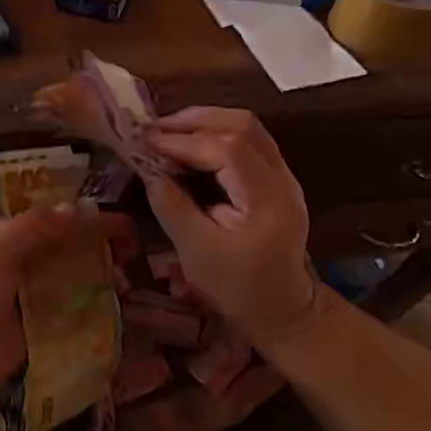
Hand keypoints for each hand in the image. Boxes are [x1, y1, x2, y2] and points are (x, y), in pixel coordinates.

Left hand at [0, 203, 128, 394]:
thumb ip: (34, 227)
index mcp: (4, 237)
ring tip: (125, 285)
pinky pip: (69, 315)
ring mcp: (28, 297)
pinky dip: (92, 311)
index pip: (52, 220)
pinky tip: (114, 312)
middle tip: (130, 257)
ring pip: (72, 281)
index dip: (87, 220)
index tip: (124, 225)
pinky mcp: (37, 329)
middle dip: (98, 249)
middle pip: (66, 250)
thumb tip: (75, 209)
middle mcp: (19, 263)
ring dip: (99, 279)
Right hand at [141, 107, 319, 345]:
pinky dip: (216, 135)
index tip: (146, 141)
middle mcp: (282, 180)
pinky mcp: (277, 181)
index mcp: (267, 200)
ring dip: (206, 123)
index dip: (183, 140)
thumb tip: (149, 170)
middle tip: (154, 128)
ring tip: (167, 132)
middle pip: (243, 126)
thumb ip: (172, 206)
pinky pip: (249, 143)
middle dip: (195, 120)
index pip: (227, 150)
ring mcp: (284, 178)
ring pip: (248, 129)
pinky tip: (189, 144)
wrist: (281, 310)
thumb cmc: (237, 288)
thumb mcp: (196, 252)